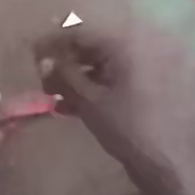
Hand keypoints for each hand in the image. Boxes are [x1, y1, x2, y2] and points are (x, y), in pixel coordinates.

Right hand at [34, 27, 194, 194]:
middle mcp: (134, 53)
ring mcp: (140, 73)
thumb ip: (64, 76)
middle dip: (64, 61)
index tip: (33, 52)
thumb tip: (44, 60)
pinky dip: (88, 90)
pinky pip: (109, 82)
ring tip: (51, 95)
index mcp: (124, 48)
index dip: (54, 41)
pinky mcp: (140, 92)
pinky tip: (67, 107)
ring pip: (98, 67)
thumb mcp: (89, 101)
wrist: (162, 161)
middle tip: (41, 76)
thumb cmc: (125, 127)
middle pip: (91, 48)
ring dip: (73, 78)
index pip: (82, 34)